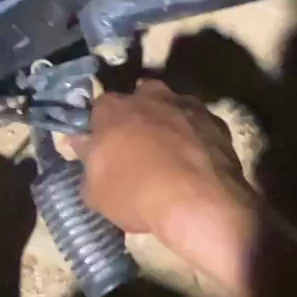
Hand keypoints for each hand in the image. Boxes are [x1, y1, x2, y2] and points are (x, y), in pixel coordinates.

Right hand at [68, 80, 252, 241]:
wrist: (198, 202)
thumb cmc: (135, 193)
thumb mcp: (94, 191)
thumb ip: (86, 161)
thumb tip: (81, 145)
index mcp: (112, 107)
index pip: (98, 110)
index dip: (101, 130)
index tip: (104, 149)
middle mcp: (148, 95)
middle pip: (137, 102)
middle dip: (136, 120)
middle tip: (137, 150)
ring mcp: (185, 104)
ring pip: (170, 109)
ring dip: (167, 126)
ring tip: (170, 158)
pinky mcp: (215, 120)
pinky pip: (196, 126)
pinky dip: (194, 138)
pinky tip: (195, 164)